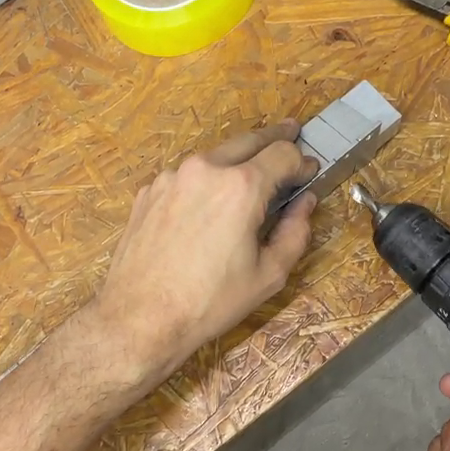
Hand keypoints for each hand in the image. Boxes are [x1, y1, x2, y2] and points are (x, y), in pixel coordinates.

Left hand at [88, 122, 318, 392]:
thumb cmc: (210, 302)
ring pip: (214, 156)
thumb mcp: (268, 275)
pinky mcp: (149, 191)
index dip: (302, 161)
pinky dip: (204, 180)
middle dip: (274, 138)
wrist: (139, 318)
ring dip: (236, 159)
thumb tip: (305, 203)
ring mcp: (171, 177)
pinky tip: (207, 203)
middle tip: (290, 133)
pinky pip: (186, 176)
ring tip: (250, 171)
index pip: (282, 154)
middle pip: (248, 140)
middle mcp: (204, 169)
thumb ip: (295, 232)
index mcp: (240, 187)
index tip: (310, 171)